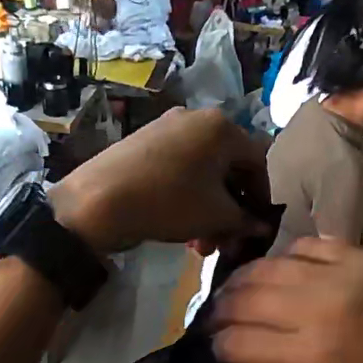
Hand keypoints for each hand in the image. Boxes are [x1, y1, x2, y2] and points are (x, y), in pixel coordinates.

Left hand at [51, 108, 270, 255]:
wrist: (99, 200)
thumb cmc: (170, 202)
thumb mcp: (216, 216)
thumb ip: (246, 220)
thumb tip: (263, 226)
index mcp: (223, 127)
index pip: (258, 163)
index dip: (261, 198)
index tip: (256, 226)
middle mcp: (198, 118)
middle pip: (228, 168)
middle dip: (230, 210)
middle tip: (224, 243)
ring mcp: (168, 127)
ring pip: (203, 172)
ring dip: (209, 210)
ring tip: (199, 244)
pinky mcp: (144, 141)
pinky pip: (180, 168)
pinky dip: (187, 196)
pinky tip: (180, 227)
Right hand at [208, 238, 362, 362]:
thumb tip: (243, 356)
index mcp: (311, 356)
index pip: (237, 341)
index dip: (219, 346)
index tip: (218, 349)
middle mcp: (317, 308)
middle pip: (244, 296)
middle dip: (221, 310)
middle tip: (219, 319)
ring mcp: (340, 274)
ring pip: (268, 266)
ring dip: (245, 280)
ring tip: (241, 293)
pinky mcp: (361, 255)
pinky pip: (306, 246)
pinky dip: (286, 260)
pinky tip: (284, 273)